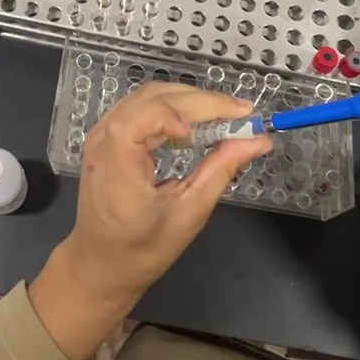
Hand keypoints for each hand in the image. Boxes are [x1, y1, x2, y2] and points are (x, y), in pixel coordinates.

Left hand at [28, 83, 272, 359]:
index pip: (145, 115)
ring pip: (148, 95)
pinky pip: (141, 105)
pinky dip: (171, 106)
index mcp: (118, 163)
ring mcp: (101, 132)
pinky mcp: (106, 134)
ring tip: (224, 114)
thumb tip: (258, 141)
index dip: (179, 113)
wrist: (100, 264)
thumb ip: (221, 170)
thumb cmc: (143, 249)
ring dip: (188, 99)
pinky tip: (195, 121)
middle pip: (152, 97)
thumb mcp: (189, 213)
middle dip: (200, 101)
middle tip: (242, 113)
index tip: (218, 127)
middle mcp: (104, 138)